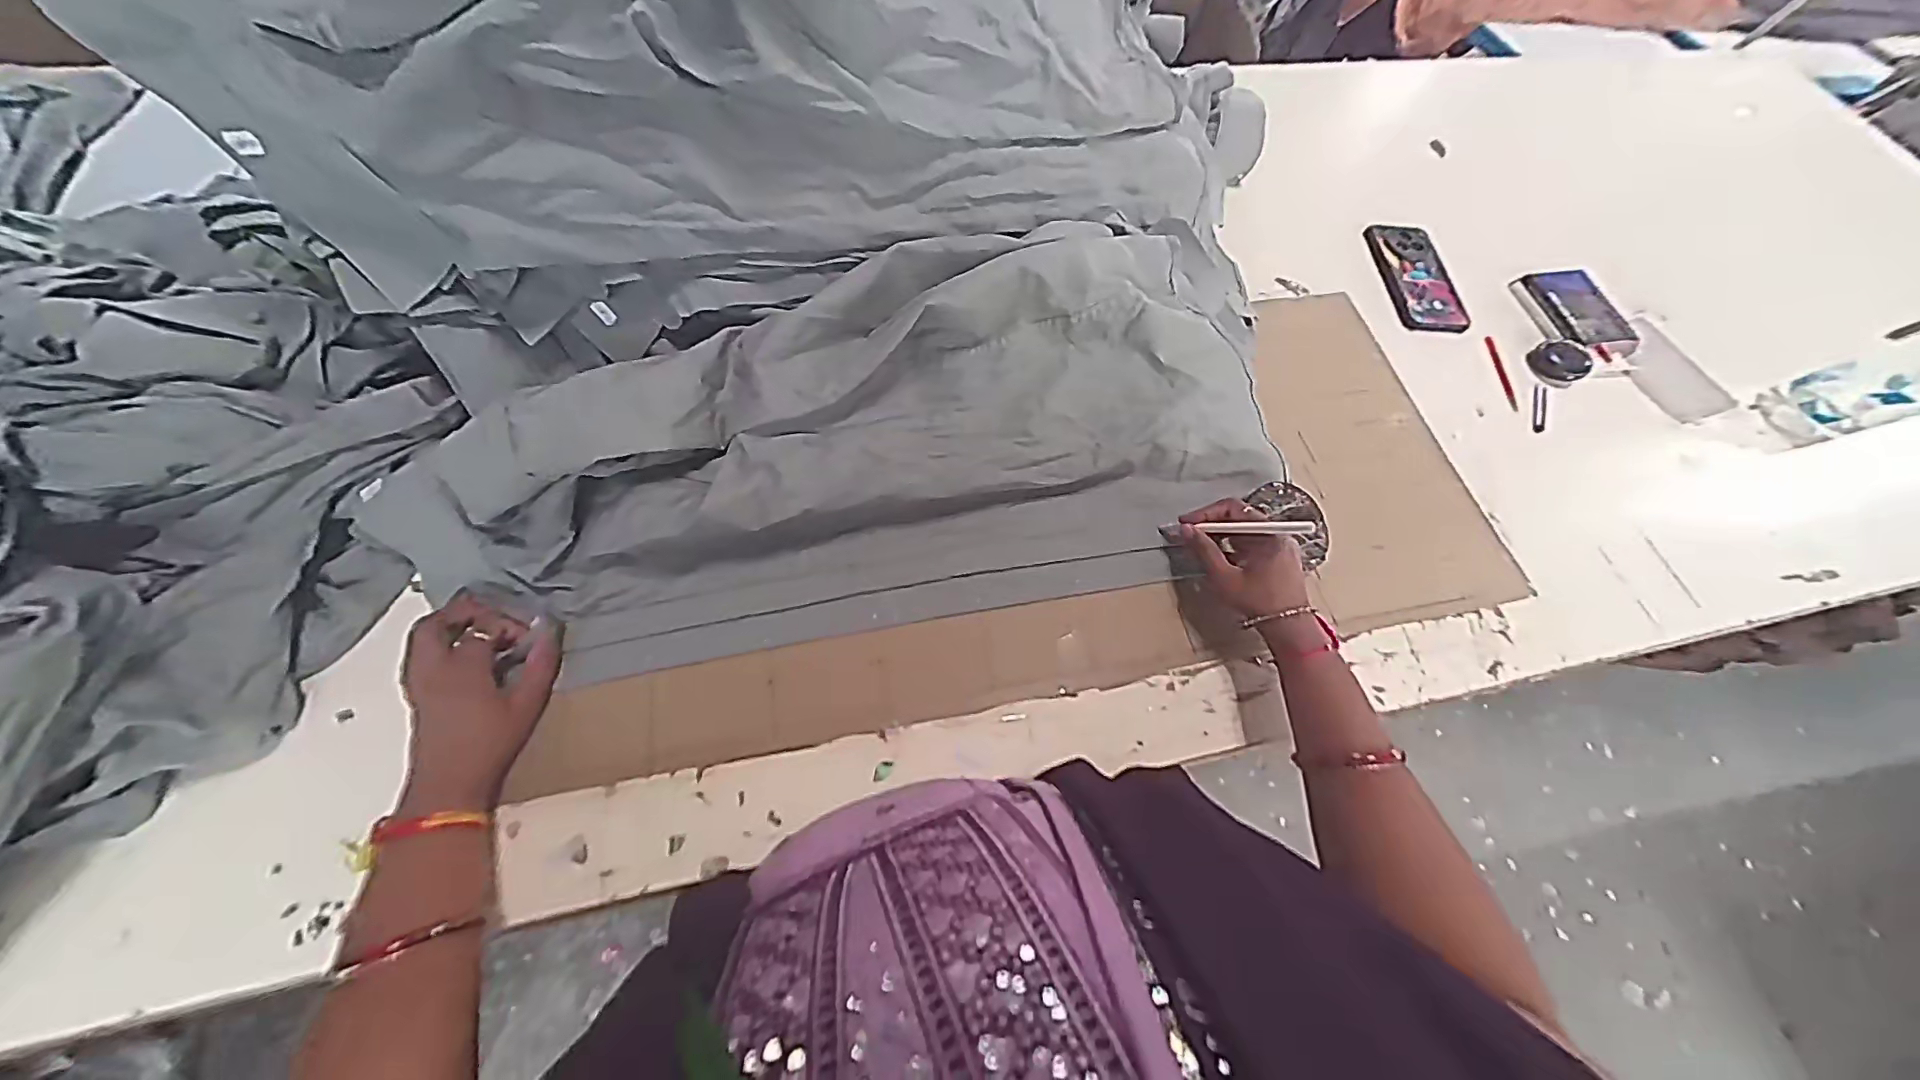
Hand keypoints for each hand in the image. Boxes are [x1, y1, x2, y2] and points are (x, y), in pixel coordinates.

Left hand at [397, 593, 561, 812]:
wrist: (449, 784)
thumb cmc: (492, 743)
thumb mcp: (528, 704)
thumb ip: (541, 664)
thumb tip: (550, 632)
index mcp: (461, 666)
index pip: (483, 627)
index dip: (508, 625)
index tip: (529, 637)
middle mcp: (432, 667)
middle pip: (438, 623)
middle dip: (466, 612)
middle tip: (495, 616)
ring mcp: (418, 680)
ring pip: (423, 637)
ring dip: (450, 625)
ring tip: (480, 631)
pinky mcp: (415, 693)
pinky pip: (421, 653)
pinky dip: (440, 642)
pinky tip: (465, 656)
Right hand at [1177, 498, 1310, 619]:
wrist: (1289, 628)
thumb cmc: (1258, 602)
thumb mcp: (1224, 576)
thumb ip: (1203, 550)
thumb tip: (1186, 530)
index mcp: (1268, 533)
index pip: (1233, 508)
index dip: (1205, 514)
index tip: (1186, 523)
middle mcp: (1277, 534)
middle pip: (1239, 517)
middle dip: (1211, 524)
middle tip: (1189, 533)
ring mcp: (1279, 545)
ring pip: (1243, 530)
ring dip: (1220, 535)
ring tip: (1199, 545)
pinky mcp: (1277, 558)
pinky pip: (1251, 542)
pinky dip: (1232, 545)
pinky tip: (1218, 557)